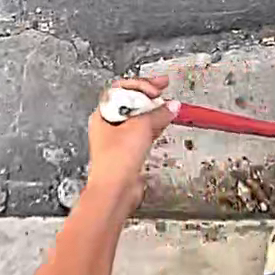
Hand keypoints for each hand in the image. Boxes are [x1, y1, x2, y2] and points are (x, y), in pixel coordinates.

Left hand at [85, 76, 177, 207]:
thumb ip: (158, 114)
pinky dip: (153, 125)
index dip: (140, 85)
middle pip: (129, 102)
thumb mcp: (140, 128)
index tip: (157, 87)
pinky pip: (141, 132)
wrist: (115, 190)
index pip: (121, 90)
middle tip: (164, 87)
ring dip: (152, 110)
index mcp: (103, 113)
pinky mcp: (127, 151)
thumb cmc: (117, 160)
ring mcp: (117, 138)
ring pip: (136, 117)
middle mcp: (108, 124)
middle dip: (147, 94)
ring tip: (167, 105)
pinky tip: (164, 122)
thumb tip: (171, 106)